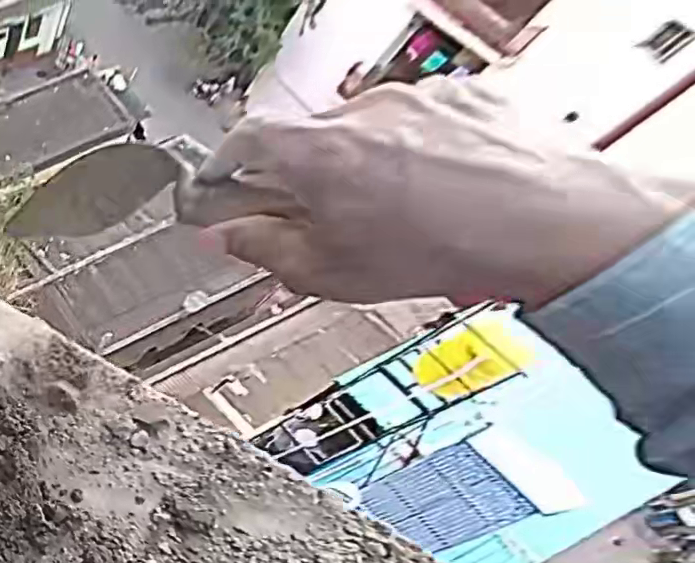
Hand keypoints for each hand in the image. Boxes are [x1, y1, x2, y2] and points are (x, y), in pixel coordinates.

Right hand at [177, 79, 687, 306]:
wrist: (546, 225)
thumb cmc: (433, 250)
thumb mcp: (315, 269)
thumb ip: (255, 246)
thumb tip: (217, 236)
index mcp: (320, 155)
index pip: (246, 136)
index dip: (220, 160)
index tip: (213, 181)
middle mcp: (368, 114)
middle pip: (300, 136)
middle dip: (286, 173)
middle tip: (290, 212)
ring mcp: (420, 99)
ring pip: (352, 129)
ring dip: (341, 163)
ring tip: (360, 206)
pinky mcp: (463, 96)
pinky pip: (404, 120)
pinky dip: (390, 150)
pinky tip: (405, 189)